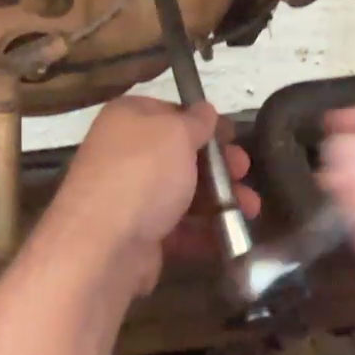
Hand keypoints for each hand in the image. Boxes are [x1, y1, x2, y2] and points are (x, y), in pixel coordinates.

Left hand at [41, 97, 258, 293]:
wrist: (103, 245)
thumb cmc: (143, 173)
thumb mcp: (177, 133)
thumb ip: (196, 121)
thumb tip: (205, 110)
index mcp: (127, 118)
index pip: (170, 112)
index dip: (203, 123)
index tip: (233, 137)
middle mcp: (124, 152)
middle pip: (179, 154)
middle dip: (218, 164)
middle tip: (245, 172)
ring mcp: (129, 195)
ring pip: (181, 192)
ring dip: (219, 200)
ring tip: (250, 209)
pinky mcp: (136, 235)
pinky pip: (176, 228)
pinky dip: (203, 232)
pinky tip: (231, 237)